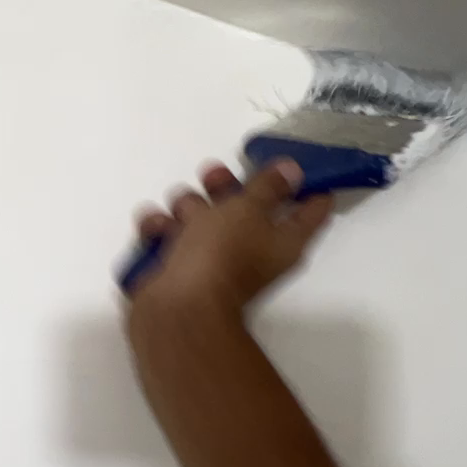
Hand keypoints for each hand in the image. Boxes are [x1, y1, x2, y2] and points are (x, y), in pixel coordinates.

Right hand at [126, 159, 334, 319]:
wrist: (176, 308)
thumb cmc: (221, 255)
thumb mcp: (249, 210)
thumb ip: (269, 186)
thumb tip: (292, 170)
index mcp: (285, 240)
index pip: (313, 207)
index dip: (306, 180)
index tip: (286, 158)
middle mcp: (252, 249)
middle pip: (245, 205)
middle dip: (225, 186)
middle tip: (211, 175)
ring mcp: (212, 259)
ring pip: (200, 216)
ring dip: (185, 206)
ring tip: (178, 211)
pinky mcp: (177, 266)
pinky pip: (170, 235)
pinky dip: (160, 228)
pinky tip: (154, 228)